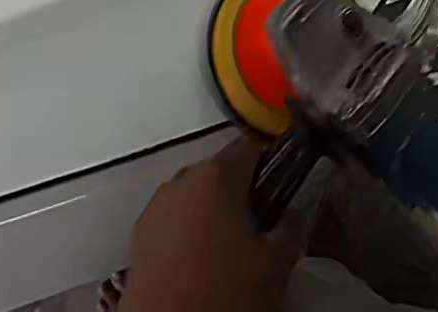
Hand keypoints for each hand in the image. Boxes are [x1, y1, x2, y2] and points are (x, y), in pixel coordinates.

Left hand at [120, 135, 302, 311]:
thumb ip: (292, 228)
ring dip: (211, 206)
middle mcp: (185, 178)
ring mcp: (158, 203)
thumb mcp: (273, 265)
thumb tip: (299, 212)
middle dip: (239, 188)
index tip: (281, 178)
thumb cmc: (224, 292)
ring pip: (195, 191)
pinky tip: (197, 258)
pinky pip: (172, 216)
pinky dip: (186, 226)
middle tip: (258, 220)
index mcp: (219, 175)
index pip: (251, 146)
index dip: (269, 159)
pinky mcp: (139, 232)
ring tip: (226, 244)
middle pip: (221, 169)